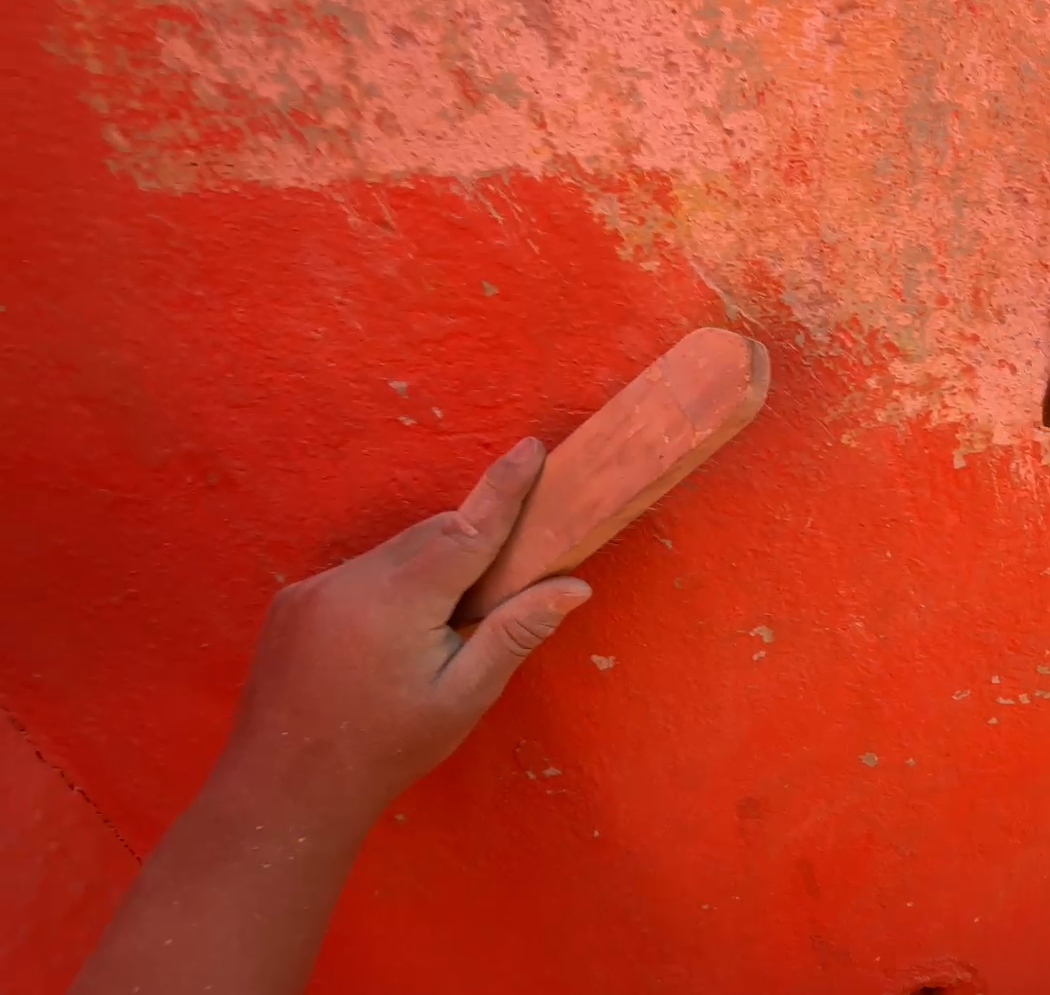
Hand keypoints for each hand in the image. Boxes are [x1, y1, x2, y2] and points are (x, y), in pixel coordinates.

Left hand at [214, 437, 591, 826]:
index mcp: (394, 605)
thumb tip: (575, 586)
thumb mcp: (466, 696)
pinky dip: (404, 578)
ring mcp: (313, 589)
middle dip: (476, 540)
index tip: (531, 449)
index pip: (464, 531)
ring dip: (439, 563)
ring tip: (451, 617)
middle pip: (433, 535)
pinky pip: (370, 568)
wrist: (279, 795)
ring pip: (402, 550)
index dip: (503, 488)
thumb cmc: (388, 748)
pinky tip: (403, 627)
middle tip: (507, 576)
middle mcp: (347, 582)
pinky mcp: (295, 600)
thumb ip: (516, 632)